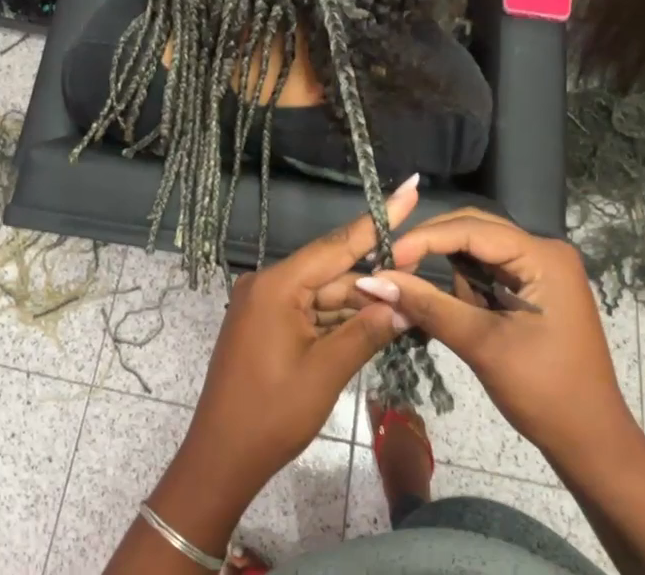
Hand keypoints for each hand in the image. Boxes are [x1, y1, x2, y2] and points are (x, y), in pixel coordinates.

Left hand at [122, 184, 416, 571]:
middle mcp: (267, 285)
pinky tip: (375, 323)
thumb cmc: (272, 413)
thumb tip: (405, 303)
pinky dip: (339, 320)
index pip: (337, 244)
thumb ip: (367, 331)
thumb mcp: (327, 371)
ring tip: (409, 302)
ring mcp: (264, 306)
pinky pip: (310, 312)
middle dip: (376, 278)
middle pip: (332, 272)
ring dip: (361, 303)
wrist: (222, 457)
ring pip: (324, 295)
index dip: (378, 219)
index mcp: (277, 285)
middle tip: (423, 275)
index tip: (409, 188)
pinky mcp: (266, 326)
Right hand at [363, 209, 637, 470]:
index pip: (472, 228)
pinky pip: (487, 271)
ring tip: (424, 298)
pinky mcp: (533, 290)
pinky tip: (453, 309)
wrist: (590, 441)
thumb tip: (372, 280)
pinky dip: (464, 286)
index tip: (384, 258)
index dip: (424, 239)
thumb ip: (427, 305)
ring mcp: (541, 270)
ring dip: (448, 270)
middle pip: (474, 230)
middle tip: (391, 270)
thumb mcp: (480, 345)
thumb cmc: (544, 393)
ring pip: (477, 250)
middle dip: (432, 249)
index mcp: (543, 257)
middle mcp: (544, 252)